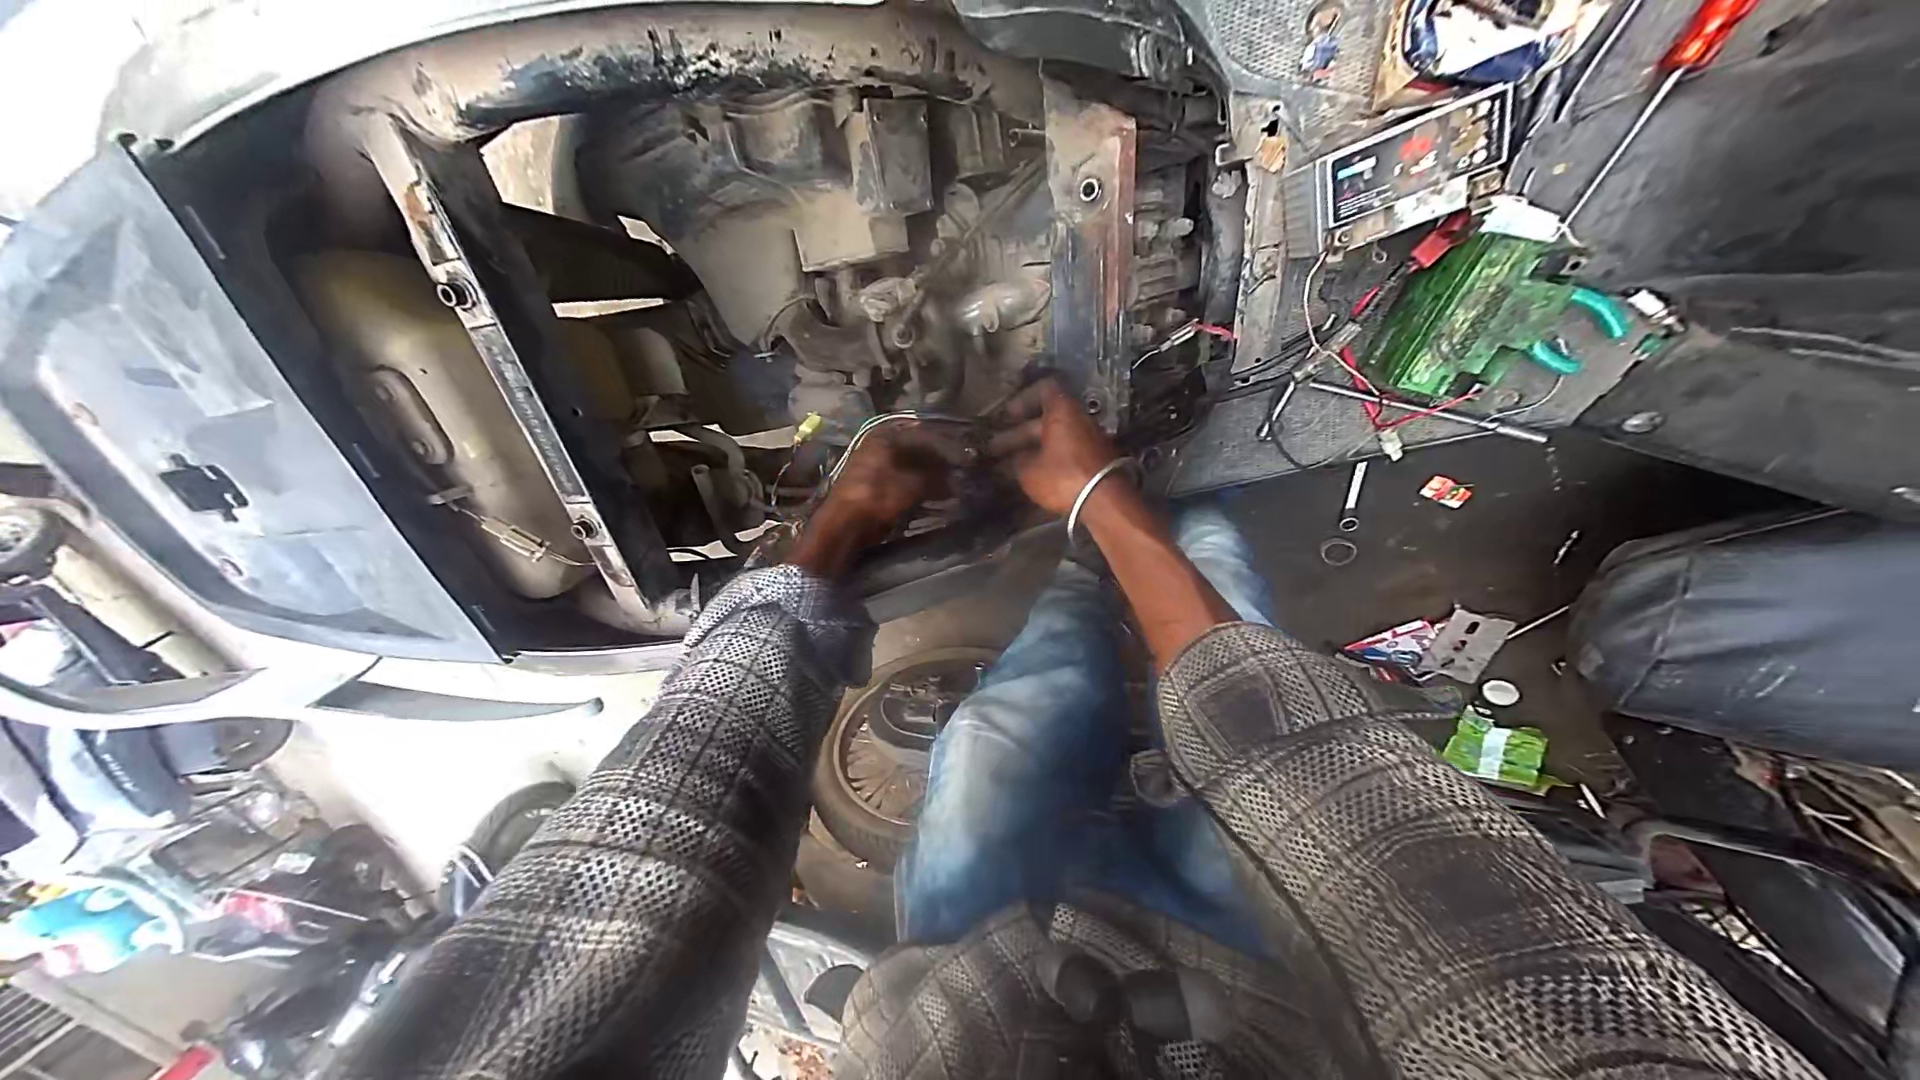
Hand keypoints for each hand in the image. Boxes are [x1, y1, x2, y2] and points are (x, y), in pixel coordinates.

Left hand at [788, 420, 971, 576]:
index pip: (922, 435)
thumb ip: (936, 479)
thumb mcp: (912, 485)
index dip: (944, 447)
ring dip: (929, 479)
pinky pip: (901, 484)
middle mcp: (877, 448)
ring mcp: (873, 468)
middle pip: (916, 453)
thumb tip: (957, 481)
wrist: (844, 525)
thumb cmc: (877, 497)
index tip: (962, 458)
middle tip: (958, 475)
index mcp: (884, 438)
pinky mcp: (872, 488)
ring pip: (909, 470)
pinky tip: (931, 499)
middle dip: (938, 465)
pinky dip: (917, 490)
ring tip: (950, 489)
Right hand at [987, 377, 1122, 515]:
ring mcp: (1088, 440)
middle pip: (1045, 418)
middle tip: (995, 448)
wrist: (1104, 501)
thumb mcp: (1029, 470)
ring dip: (1032, 448)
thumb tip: (1012, 458)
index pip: (1043, 389)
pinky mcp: (1093, 460)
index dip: (1022, 399)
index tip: (1006, 415)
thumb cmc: (1062, 477)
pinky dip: (1047, 459)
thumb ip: (1017, 460)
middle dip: (1019, 433)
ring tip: (1009, 464)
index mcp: (1062, 411)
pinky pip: (1065, 452)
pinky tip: (1031, 474)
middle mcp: (1078, 419)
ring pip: (1054, 437)